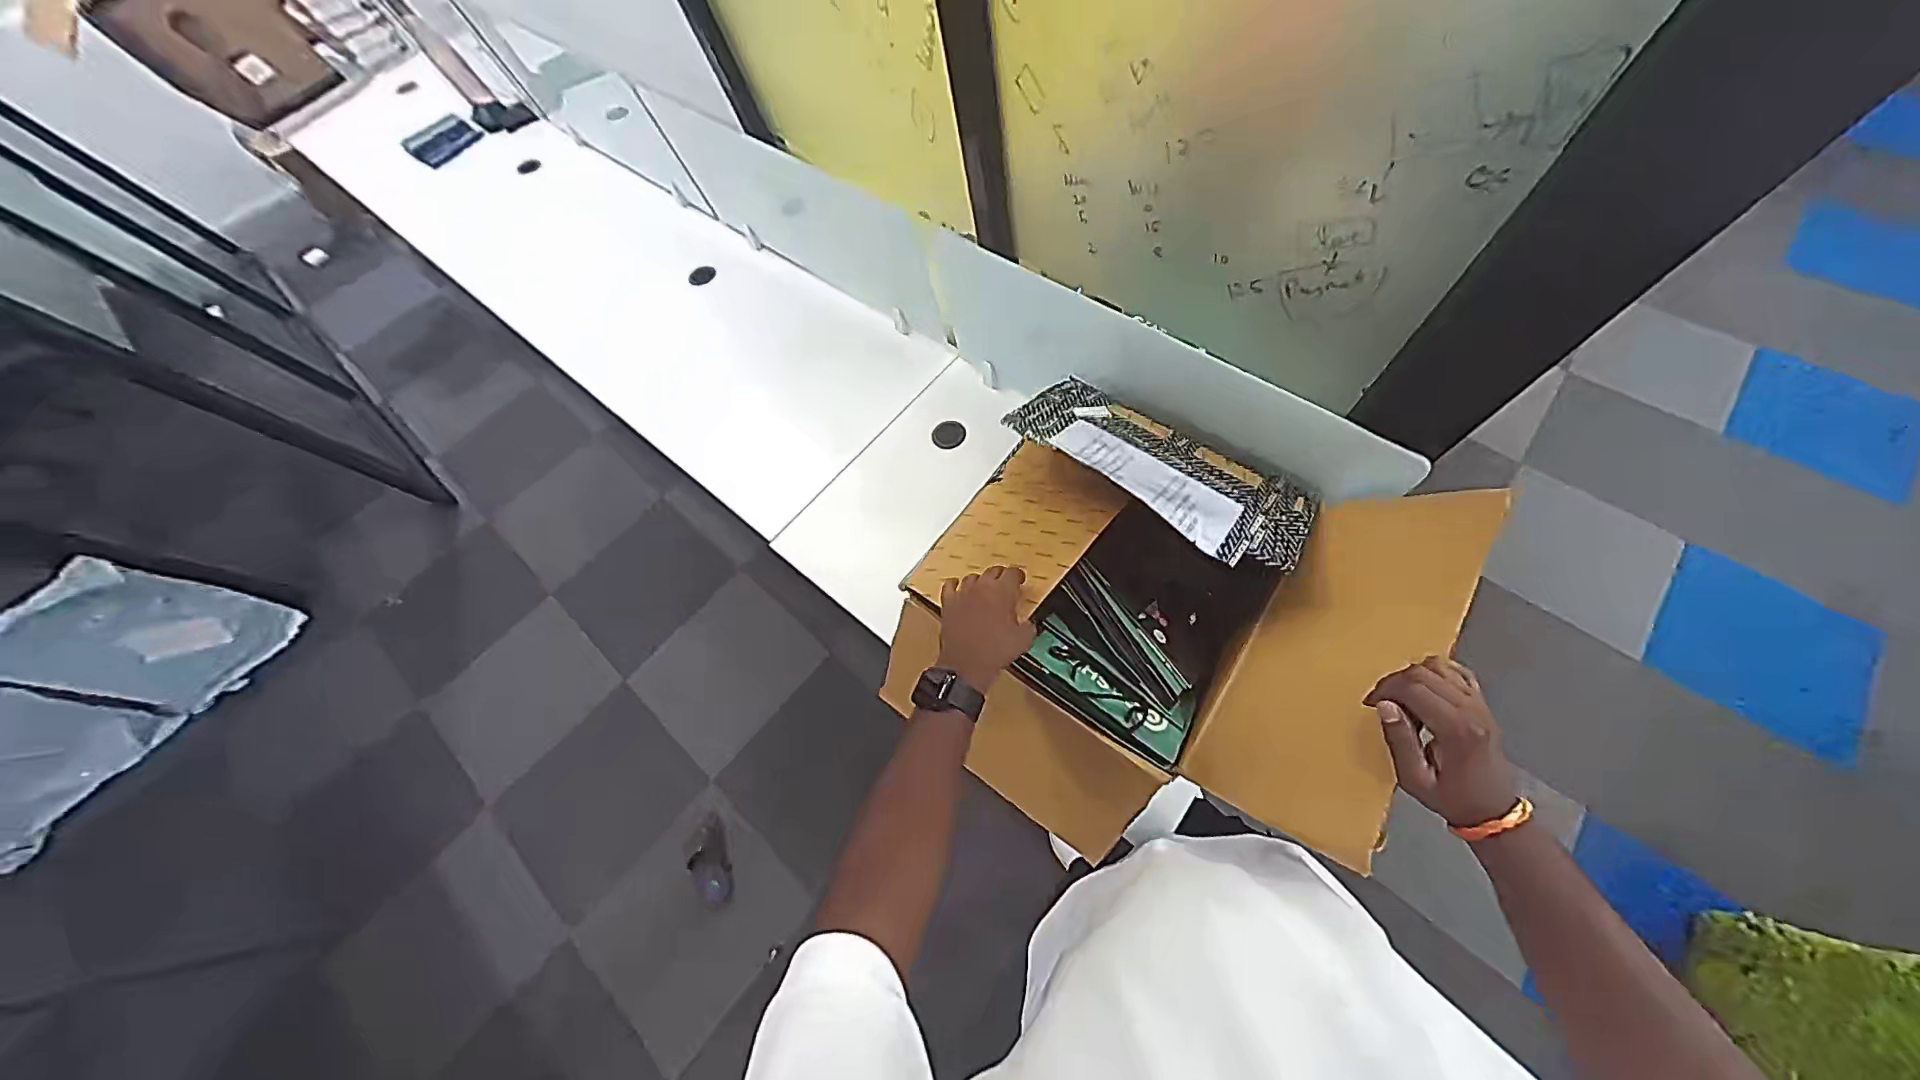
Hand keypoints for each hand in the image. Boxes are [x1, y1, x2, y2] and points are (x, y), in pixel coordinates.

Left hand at [937, 566, 1035, 691]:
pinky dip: (955, 585)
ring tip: (985, 589)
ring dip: (980, 581)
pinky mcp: (948, 604)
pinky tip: (958, 587)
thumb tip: (1029, 626)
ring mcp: (963, 594)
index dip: (1018, 575)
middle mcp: (982, 588)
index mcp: (1002, 592)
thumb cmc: (994, 651)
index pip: (1013, 573)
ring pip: (972, 577)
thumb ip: (1029, 626)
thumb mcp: (1023, 640)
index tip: (1020, 580)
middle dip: (1001, 576)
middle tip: (1006, 584)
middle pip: (993, 571)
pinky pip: (950, 586)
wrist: (967, 664)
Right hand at [1365, 657, 1518, 827]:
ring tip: (1402, 699)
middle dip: (1393, 682)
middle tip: (1382, 702)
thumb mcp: (1415, 779)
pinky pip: (1456, 672)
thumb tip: (1384, 706)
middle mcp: (1473, 711)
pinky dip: (1434, 673)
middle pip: (1423, 673)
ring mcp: (1481, 705)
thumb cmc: (1452, 797)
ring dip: (1412, 677)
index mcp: (1458, 729)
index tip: (1371, 705)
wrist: (1493, 810)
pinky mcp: (1482, 704)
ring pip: (1439, 666)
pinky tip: (1424, 691)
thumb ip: (1399, 741)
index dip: (1385, 690)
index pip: (1413, 688)